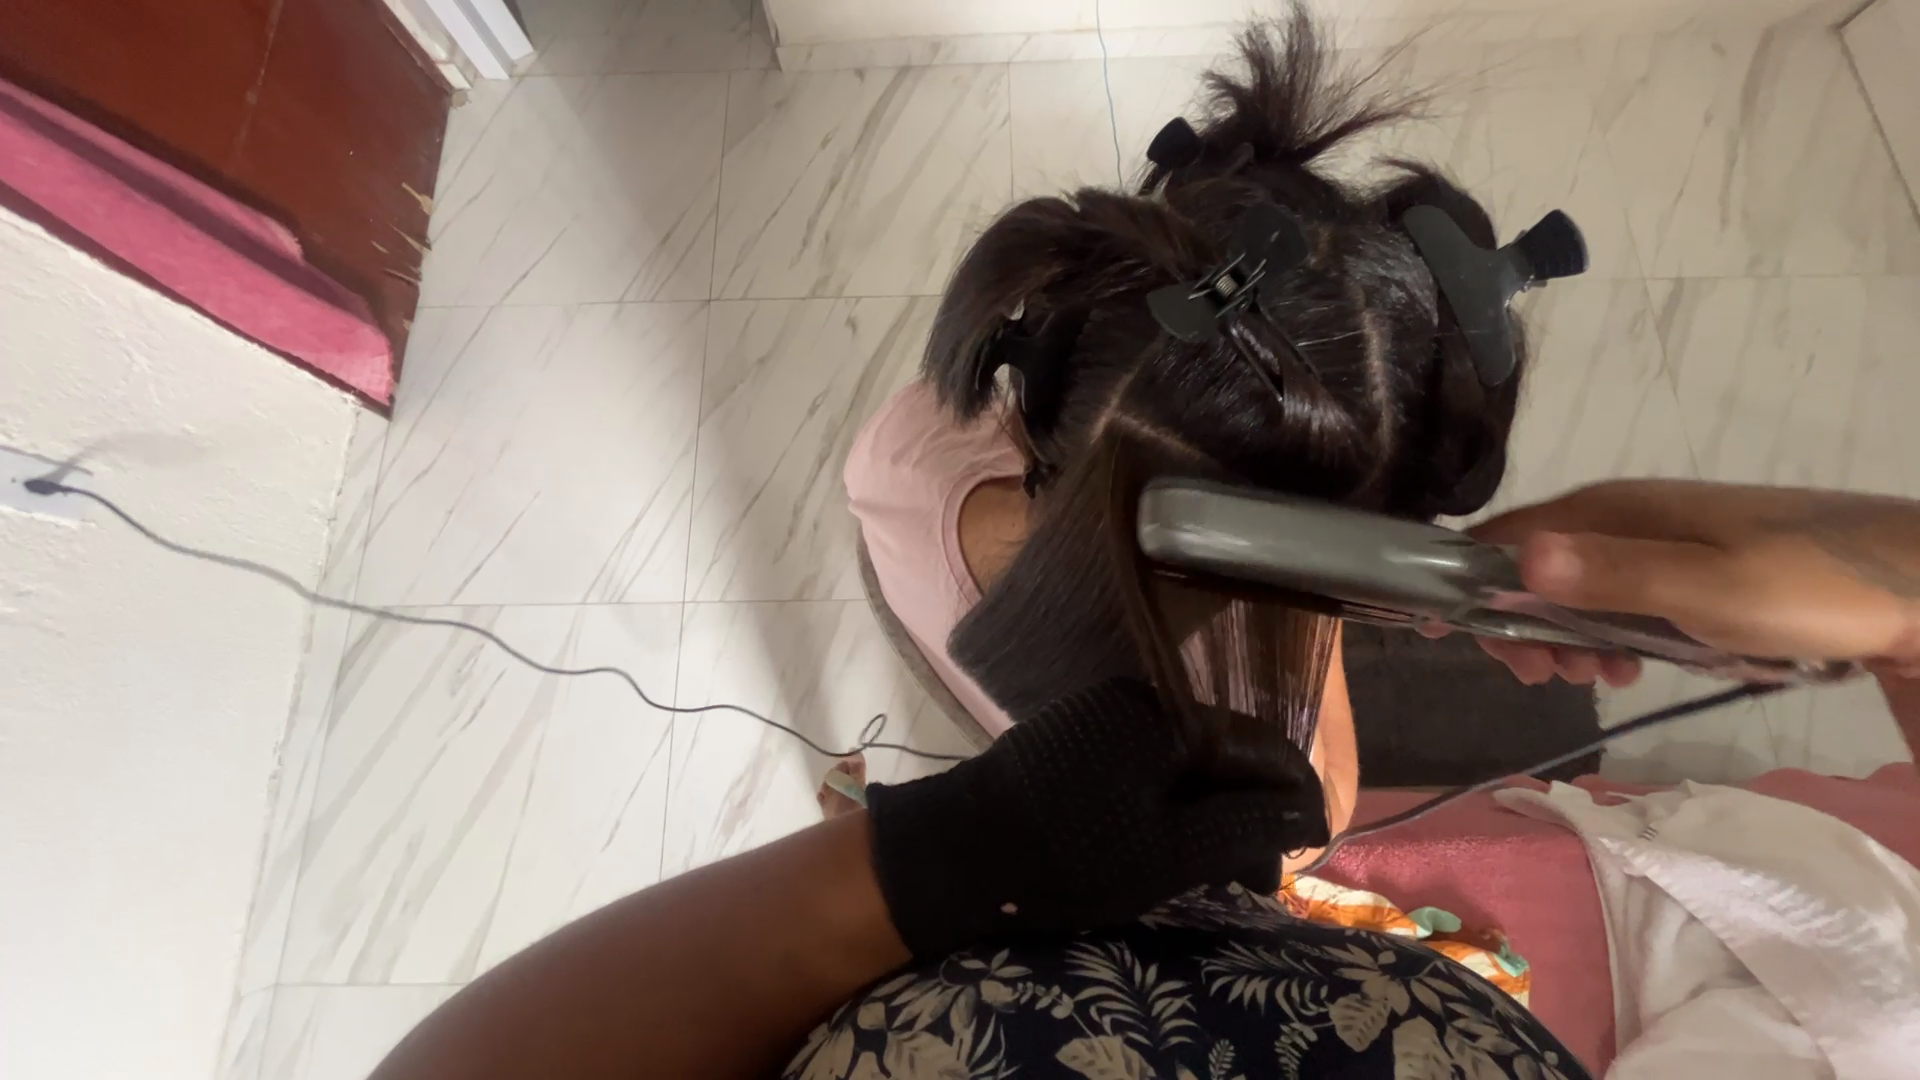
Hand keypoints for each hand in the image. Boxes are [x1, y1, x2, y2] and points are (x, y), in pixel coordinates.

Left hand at [866, 678, 1325, 958]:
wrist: (961, 846)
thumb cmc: (1072, 852)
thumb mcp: (1172, 850)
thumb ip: (1245, 823)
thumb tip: (1304, 810)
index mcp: (1166, 716)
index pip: (1257, 743)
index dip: (1292, 792)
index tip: (1310, 839)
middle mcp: (1136, 699)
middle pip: (1218, 749)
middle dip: (1247, 809)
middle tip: (1260, 875)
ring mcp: (1100, 712)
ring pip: (1180, 757)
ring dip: (1207, 808)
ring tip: (1221, 867)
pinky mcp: (1076, 732)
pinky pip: (1142, 759)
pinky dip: (1167, 798)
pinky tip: (1171, 838)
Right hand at [1466, 480, 1919, 685]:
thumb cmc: (1815, 585)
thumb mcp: (1709, 586)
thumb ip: (1611, 575)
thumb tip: (1518, 560)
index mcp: (1605, 511)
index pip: (1500, 539)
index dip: (1462, 582)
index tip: (1447, 634)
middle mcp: (1615, 518)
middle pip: (1528, 569)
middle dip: (1520, 625)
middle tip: (1542, 676)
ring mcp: (1650, 540)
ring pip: (1569, 588)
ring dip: (1562, 637)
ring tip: (1593, 679)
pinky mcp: (1682, 566)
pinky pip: (1613, 599)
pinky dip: (1604, 635)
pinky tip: (1631, 665)